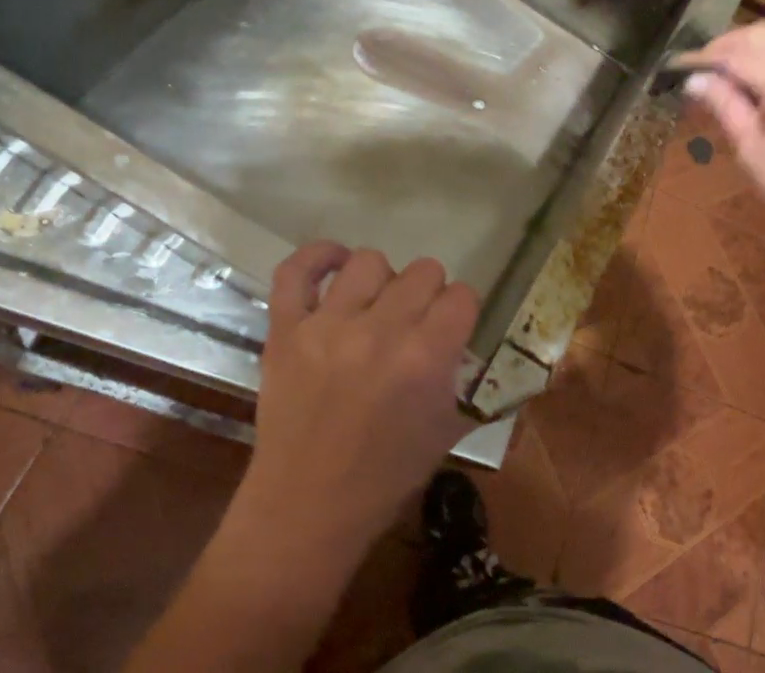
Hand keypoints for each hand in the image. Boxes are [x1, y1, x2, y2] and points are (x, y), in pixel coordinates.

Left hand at [239, 242, 479, 540]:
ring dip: (384, 281)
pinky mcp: (285, 330)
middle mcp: (380, 331)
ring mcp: (327, 326)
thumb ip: (471, 379)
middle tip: (417, 324)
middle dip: (430, 296)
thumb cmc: (387, 474)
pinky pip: (296, 270)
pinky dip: (317, 257)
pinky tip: (336, 266)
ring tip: (378, 307)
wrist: (308, 507)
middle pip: (424, 271)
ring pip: (370, 261)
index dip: (462, 311)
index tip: (453, 329)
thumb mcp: (450, 429)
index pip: (462, 296)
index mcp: (427, 357)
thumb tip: (478, 344)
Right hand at [679, 22, 764, 225]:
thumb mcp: (751, 147)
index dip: (705, 59)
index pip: (737, 56)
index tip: (678, 66)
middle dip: (727, 44)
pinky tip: (749, 77)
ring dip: (748, 44)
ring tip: (723, 70)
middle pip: (760, 34)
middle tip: (700, 68)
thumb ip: (725, 105)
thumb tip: (694, 79)